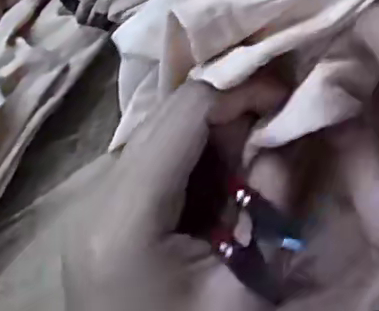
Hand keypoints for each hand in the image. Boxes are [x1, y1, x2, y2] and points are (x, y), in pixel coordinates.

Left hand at [64, 78, 289, 310]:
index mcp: (126, 216)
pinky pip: (154, 152)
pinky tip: (218, 184)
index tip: (287, 98)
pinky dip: (193, 152)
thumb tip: (284, 131)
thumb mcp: (245, 288)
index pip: (188, 108)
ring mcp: (91, 202)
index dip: (242, 90)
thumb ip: (270, 198)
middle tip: (272, 135)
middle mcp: (97, 195)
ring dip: (213, 130)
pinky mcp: (99, 211)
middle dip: (230, 110)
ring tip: (247, 167)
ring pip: (163, 125)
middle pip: (173, 110)